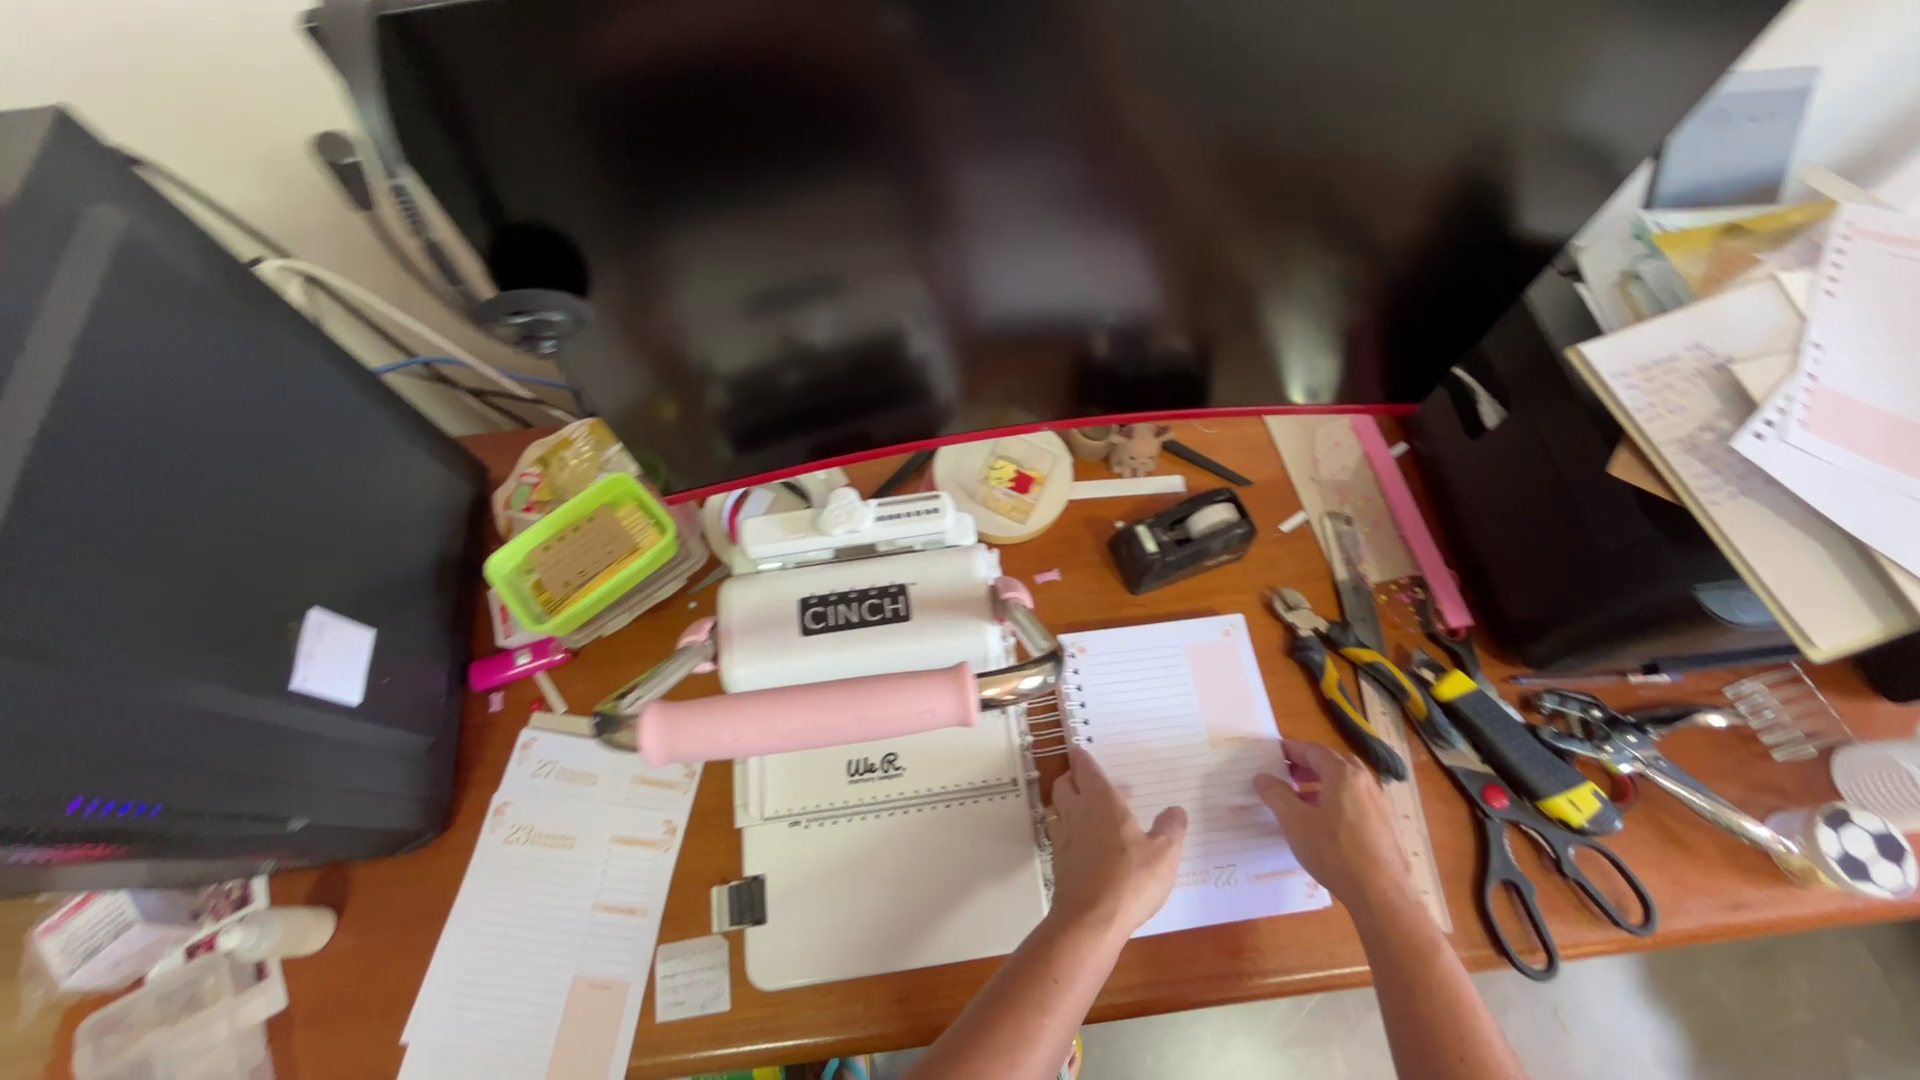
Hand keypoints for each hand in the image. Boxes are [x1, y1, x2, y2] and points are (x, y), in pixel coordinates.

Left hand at [1045, 747, 1187, 936]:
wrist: (1091, 920)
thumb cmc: (1131, 880)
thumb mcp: (1164, 854)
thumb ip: (1170, 829)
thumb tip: (1176, 810)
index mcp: (1103, 802)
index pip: (1087, 770)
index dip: (1083, 759)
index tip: (1080, 751)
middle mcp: (1078, 813)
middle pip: (1063, 784)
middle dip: (1071, 776)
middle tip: (1083, 778)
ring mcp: (1064, 837)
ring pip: (1056, 807)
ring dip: (1064, 800)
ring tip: (1079, 804)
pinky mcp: (1058, 861)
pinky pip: (1057, 832)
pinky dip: (1064, 827)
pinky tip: (1078, 838)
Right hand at [1254, 738, 1410, 907]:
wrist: (1381, 894)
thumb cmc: (1334, 851)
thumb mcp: (1295, 822)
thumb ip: (1276, 795)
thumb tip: (1262, 777)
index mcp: (1344, 775)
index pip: (1314, 751)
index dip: (1292, 749)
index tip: (1273, 752)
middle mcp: (1366, 783)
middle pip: (1334, 763)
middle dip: (1309, 765)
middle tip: (1287, 773)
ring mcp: (1380, 805)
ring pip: (1347, 784)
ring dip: (1322, 784)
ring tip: (1301, 800)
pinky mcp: (1386, 826)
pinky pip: (1357, 802)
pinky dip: (1337, 801)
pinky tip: (1325, 823)